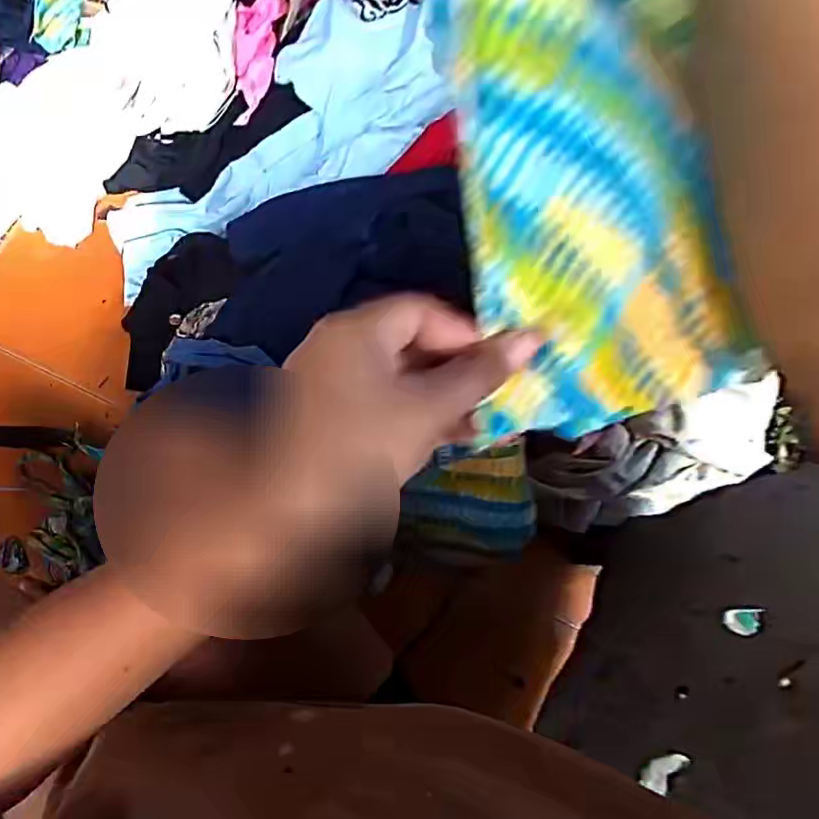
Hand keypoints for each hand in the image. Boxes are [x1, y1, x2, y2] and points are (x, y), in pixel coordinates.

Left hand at [97, 296, 536, 638]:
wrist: (284, 509)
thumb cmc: (362, 445)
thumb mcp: (426, 408)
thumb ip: (478, 374)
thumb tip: (534, 338)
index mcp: (357, 329)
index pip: (423, 309)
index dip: (467, 333)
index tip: (501, 365)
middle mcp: (335, 347)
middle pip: (408, 344)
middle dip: (453, 371)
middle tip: (492, 399)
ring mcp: (324, 384)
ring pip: (392, 380)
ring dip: (434, 400)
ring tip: (473, 428)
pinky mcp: (320, 420)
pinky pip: (373, 405)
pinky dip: (406, 417)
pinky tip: (436, 442)